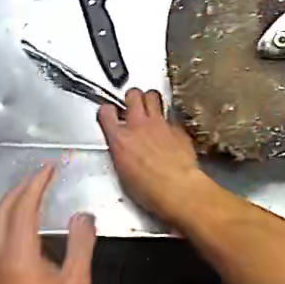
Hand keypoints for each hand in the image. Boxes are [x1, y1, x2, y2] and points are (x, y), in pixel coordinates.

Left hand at [0, 163, 94, 283]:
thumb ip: (81, 245)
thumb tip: (82, 216)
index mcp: (18, 255)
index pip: (23, 207)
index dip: (36, 183)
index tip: (49, 168)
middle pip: (1, 211)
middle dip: (20, 189)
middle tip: (41, 177)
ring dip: (11, 205)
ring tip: (33, 196)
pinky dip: (7, 223)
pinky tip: (24, 231)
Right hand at [96, 88, 210, 224]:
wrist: (178, 189)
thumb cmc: (150, 189)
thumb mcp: (123, 174)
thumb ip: (120, 154)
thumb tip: (122, 151)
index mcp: (120, 139)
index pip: (106, 112)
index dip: (107, 111)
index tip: (109, 113)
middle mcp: (138, 126)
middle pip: (132, 94)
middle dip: (132, 97)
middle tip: (133, 104)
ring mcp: (159, 124)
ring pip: (153, 96)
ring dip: (150, 99)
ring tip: (150, 107)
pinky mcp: (177, 128)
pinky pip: (170, 116)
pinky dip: (168, 120)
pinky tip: (168, 129)